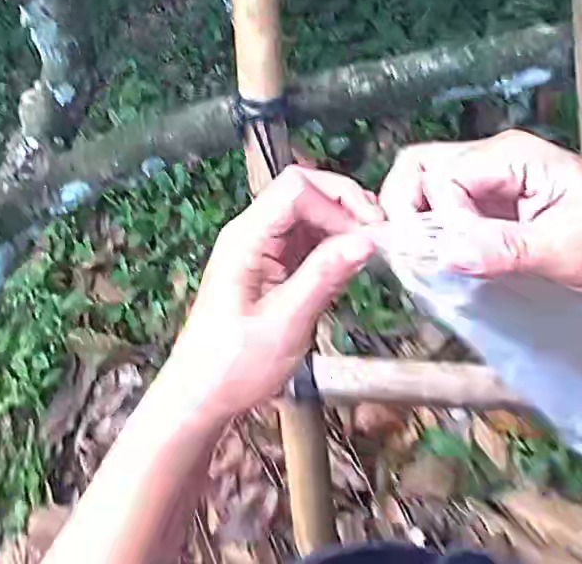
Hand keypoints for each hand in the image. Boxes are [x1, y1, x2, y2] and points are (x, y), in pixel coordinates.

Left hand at [157, 166, 382, 423]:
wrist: (202, 391)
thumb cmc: (232, 363)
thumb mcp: (286, 323)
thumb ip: (324, 277)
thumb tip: (364, 242)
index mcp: (245, 238)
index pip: (294, 190)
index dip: (337, 202)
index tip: (370, 231)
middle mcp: (249, 233)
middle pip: (300, 191)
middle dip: (343, 203)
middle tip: (379, 232)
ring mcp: (258, 246)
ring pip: (305, 212)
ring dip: (340, 222)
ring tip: (372, 247)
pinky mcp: (268, 263)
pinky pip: (303, 238)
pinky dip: (330, 243)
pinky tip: (350, 261)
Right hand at [378, 130, 581, 319]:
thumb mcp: (573, 250)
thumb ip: (504, 248)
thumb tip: (443, 253)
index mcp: (512, 154)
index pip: (442, 174)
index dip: (440, 215)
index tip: (458, 255)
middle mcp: (493, 161)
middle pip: (420, 168)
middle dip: (406, 206)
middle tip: (412, 249)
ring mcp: (493, 185)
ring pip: (426, 188)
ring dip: (418, 220)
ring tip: (423, 256)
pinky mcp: (496, 211)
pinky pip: (447, 212)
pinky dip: (435, 233)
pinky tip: (441, 258)